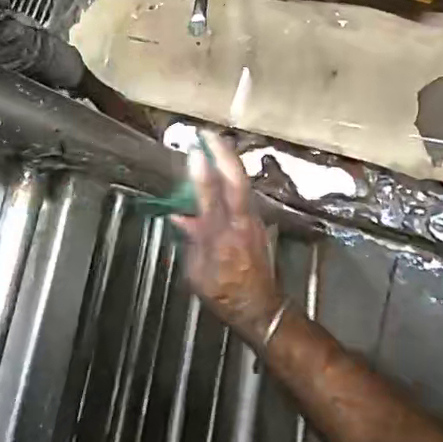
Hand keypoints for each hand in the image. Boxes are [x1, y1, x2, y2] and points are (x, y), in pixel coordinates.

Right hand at [170, 131, 282, 344]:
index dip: (201, 174)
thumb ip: (190, 240)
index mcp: (221, 238)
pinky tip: (224, 166)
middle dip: (223, 155)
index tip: (194, 152)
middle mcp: (240, 225)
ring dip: (229, 160)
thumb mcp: (197, 273)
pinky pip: (244, 192)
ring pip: (242, 184)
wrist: (262, 308)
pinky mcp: (257, 222)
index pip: (211, 199)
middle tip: (207, 133)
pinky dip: (233, 175)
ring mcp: (253, 221)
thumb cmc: (224, 293)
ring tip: (215, 141)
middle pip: (235, 182)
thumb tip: (179, 217)